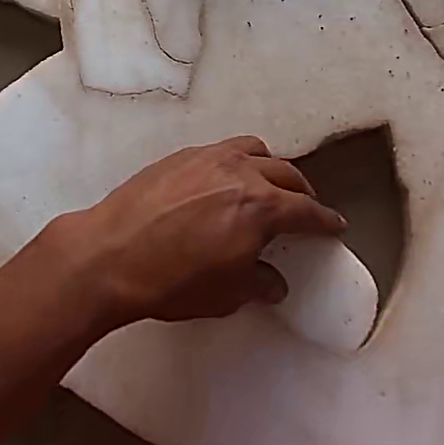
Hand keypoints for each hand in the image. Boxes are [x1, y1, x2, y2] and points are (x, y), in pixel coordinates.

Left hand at [36, 136, 346, 328]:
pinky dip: (236, 161)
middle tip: (305, 208)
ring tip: (267, 184)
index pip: (306, 211)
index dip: (324, 222)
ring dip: (270, 167)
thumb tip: (273, 282)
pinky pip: (221, 150)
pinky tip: (224, 180)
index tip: (334, 226)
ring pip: (254, 151)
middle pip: (286, 175)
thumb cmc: (171, 280)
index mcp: (260, 206)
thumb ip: (258, 283)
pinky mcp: (180, 156)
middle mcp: (240, 172)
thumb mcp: (226, 294)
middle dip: (302, 193)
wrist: (109, 254)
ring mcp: (208, 158)